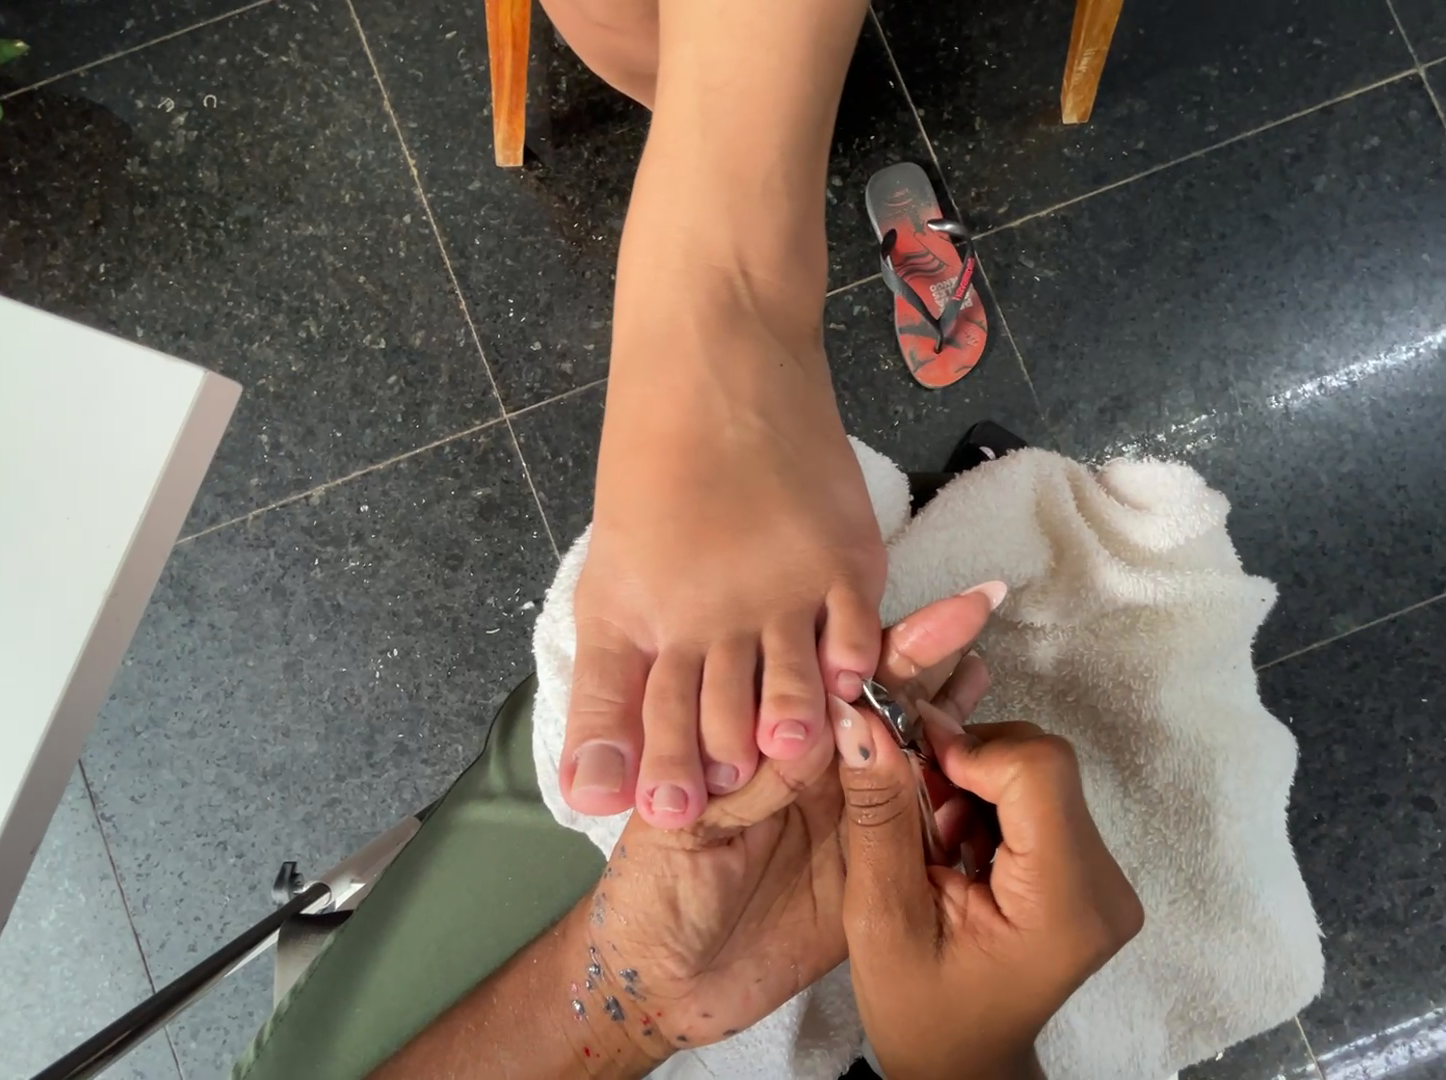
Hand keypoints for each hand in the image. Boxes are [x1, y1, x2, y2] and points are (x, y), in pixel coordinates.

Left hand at [560, 293, 887, 830]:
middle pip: (723, 723)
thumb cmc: (650, 462)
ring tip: (786, 761)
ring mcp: (786, 587)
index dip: (660, 778)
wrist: (715, 358)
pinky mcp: (846, 557)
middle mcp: (714, 615)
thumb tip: (589, 790)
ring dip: (786, 739)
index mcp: (647, 618)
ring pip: (791, 698)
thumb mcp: (606, 574)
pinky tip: (847, 694)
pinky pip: (857, 641)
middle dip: (722, 772)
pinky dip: (851, 678)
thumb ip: (605, 683)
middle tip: (732, 804)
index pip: (653, 727)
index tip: (670, 816)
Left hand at [565, 588, 998, 1066]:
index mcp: (759, 739)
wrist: (672, 985)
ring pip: (904, 746)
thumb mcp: (691, 826)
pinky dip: (951, 781)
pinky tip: (981, 748)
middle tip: (974, 609)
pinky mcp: (871, 861)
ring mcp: (843, 807)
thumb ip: (760, 781)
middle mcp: (808, 762)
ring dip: (945, 703)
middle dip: (923, 651)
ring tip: (982, 659)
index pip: (816, 677)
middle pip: (871, 697)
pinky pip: (918, 817)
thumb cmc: (656, 892)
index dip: (868, 642)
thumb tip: (831, 725)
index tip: (915, 607)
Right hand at [833, 667, 1144, 1079]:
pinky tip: (951, 837)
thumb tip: (864, 723)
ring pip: (1032, 766)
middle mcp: (1102, 882)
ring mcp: (1099, 873)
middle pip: (1038, 760)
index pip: (1039, 769)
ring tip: (930, 832)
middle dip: (964, 763)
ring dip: (969, 779)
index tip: (910, 761)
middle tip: (912, 804)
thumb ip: (879, 813)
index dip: (970, 748)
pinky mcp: (1083, 864)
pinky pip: (1033, 788)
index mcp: (1064, 904)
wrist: (961, 1061)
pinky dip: (982, 793)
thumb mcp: (880, 913)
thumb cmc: (919, 1008)